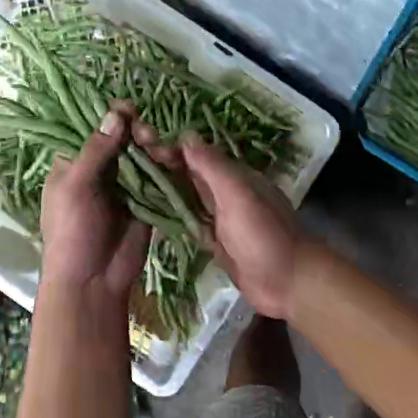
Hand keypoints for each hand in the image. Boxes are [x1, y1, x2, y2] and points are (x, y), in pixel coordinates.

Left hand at [39, 105, 150, 311]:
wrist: (92, 282)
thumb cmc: (72, 233)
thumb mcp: (76, 188)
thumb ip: (96, 151)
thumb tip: (116, 113)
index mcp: (74, 162)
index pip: (93, 127)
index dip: (111, 115)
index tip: (129, 110)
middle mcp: (101, 168)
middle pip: (123, 137)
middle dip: (138, 131)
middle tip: (147, 136)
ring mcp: (125, 184)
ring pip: (143, 154)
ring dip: (154, 147)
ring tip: (162, 152)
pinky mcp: (146, 200)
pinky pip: (159, 176)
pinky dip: (167, 167)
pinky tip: (173, 162)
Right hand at [134, 125, 301, 319]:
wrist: (288, 283)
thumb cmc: (263, 236)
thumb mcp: (238, 196)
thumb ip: (213, 167)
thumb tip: (186, 135)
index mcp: (234, 176)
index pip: (197, 154)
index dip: (170, 148)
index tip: (140, 144)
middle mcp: (226, 192)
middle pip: (190, 173)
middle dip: (163, 165)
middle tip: (129, 159)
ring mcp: (222, 218)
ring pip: (188, 197)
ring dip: (165, 189)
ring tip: (131, 182)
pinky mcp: (217, 242)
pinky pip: (191, 222)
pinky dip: (174, 215)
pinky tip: (151, 213)